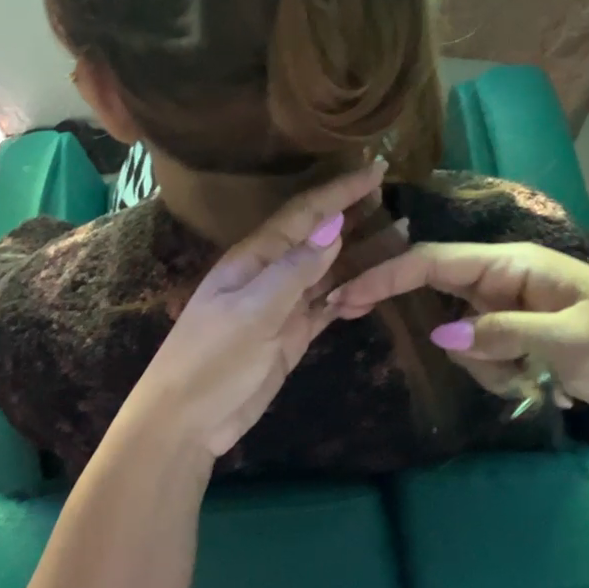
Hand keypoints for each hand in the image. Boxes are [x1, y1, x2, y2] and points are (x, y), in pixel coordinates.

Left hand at [122, 160, 387, 457]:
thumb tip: (333, 226)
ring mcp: (281, 307)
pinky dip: (348, 299)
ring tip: (402, 241)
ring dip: (360, 259)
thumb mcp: (252, 312)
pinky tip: (373, 293)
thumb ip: (293, 271)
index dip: (339, 191)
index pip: (303, 214)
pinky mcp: (290, 337)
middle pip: (318, 239)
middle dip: (354, 217)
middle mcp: (269, 275)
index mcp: (254, 259)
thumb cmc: (210, 359)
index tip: (377, 168)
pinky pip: (325, 308)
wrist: (186, 420)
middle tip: (397, 198)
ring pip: (328, 273)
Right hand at [329, 242, 588, 422]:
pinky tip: (545, 388)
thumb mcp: (570, 341)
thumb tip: (439, 336)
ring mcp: (512, 310)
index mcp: (515, 264)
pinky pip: (484, 356)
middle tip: (381, 329)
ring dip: (484, 365)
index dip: (386, 274)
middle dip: (434, 325)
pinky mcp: (520, 337)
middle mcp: (506, 280)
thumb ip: (502, 334)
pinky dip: (500, 376)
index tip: (345, 296)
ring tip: (538, 382)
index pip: (435, 261)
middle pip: (440, 295)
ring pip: (461, 335)